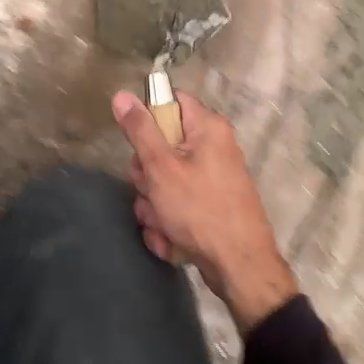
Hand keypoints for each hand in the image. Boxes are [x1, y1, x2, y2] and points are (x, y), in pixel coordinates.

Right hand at [113, 89, 299, 331]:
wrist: (240, 268)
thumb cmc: (200, 209)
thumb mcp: (161, 167)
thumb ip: (140, 130)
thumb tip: (122, 95)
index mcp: (207, 127)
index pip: (170, 100)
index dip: (148, 118)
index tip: (136, 143)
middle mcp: (214, 147)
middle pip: (163, 145)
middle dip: (147, 175)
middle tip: (149, 190)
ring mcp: (214, 179)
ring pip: (167, 180)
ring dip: (154, 205)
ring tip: (160, 224)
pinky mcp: (212, 206)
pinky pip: (179, 204)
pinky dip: (170, 222)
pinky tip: (170, 241)